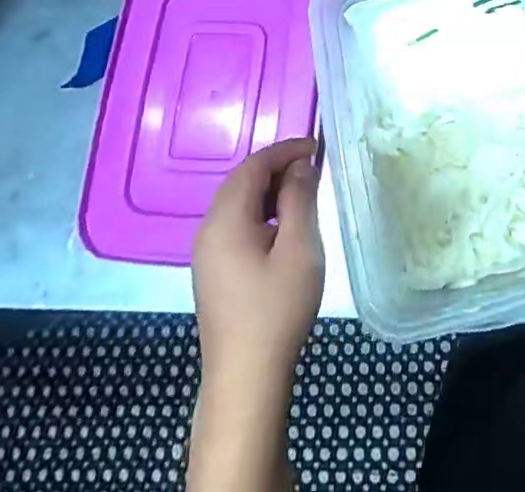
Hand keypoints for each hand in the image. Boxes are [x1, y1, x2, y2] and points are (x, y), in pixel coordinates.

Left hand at [192, 138, 324, 387]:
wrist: (246, 377)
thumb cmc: (276, 308)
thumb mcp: (299, 247)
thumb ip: (300, 199)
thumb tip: (300, 166)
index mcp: (226, 218)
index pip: (254, 165)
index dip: (285, 150)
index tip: (317, 147)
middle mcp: (208, 228)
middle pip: (242, 181)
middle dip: (277, 167)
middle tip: (314, 169)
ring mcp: (207, 251)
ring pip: (239, 203)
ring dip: (270, 190)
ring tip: (304, 194)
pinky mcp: (213, 270)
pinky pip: (236, 224)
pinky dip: (261, 212)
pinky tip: (284, 227)